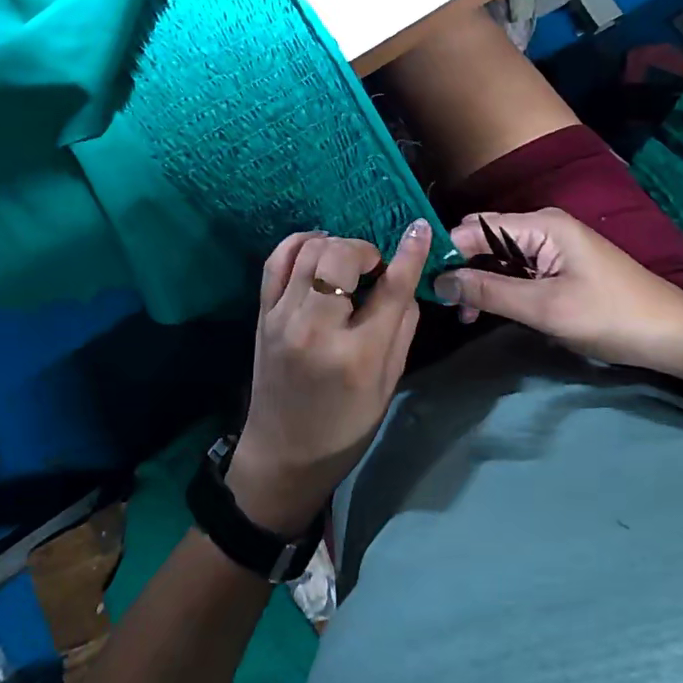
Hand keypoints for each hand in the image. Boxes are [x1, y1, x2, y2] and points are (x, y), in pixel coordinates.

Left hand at [226, 222, 429, 535]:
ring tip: (349, 263)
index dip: (410, 253)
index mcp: (358, 355)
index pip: (391, 289)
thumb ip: (403, 328)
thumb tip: (405, 282)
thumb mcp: (389, 383)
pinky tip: (318, 248)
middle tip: (376, 269)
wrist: (282, 454)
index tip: (419, 228)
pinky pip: (277, 260)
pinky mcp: (262, 316)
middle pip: (342, 257)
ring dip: (337, 245)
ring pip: (310, 250)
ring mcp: (282, 319)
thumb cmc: (346, 426)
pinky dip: (300, 243)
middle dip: (366, 250)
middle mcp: (316, 329)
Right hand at [432, 209, 682, 393]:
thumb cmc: (608, 316)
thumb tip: (439, 280)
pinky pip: (520, 269)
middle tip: (450, 308)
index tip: (426, 284)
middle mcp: (544, 226)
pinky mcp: (562, 266)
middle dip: (463, 268)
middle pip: (486, 239)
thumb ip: (489, 290)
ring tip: (468, 316)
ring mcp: (554, 246)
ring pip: (500, 257)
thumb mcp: (544, 307)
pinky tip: (490, 310)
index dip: (448, 251)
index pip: (475, 226)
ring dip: (481, 282)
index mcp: (541, 225)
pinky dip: (501, 287)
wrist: (670, 333)